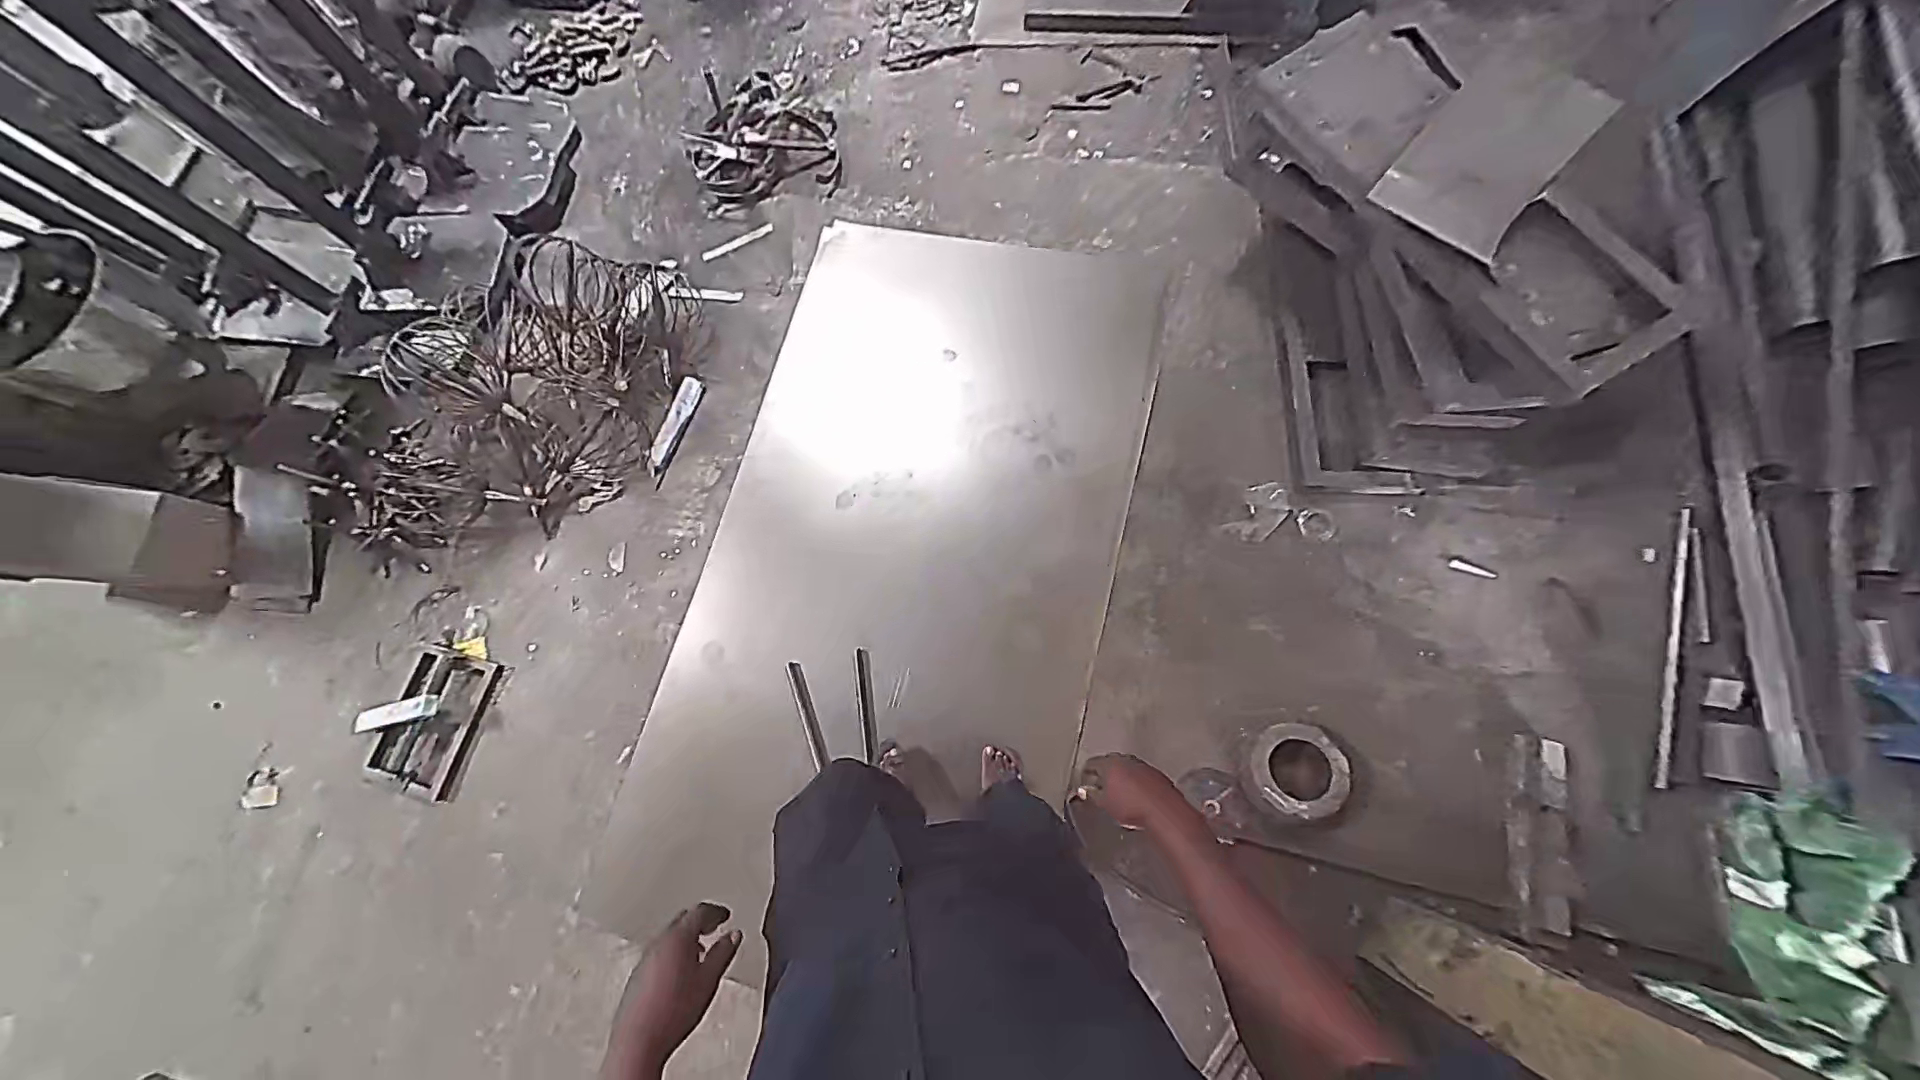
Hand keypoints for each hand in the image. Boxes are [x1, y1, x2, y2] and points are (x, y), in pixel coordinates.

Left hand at [603, 902, 742, 1079]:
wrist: (638, 1043)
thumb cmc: (673, 1011)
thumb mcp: (709, 978)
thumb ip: (723, 952)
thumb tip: (733, 936)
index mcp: (678, 937)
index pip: (700, 912)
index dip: (716, 911)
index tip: (724, 915)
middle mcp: (658, 944)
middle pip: (682, 920)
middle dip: (700, 921)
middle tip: (713, 925)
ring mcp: (644, 961)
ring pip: (669, 937)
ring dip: (686, 938)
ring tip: (700, 950)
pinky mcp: (636, 978)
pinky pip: (658, 954)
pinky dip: (672, 953)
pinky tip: (679, 971)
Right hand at [1075, 754, 1204, 837]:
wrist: (1162, 810)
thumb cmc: (1131, 805)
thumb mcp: (1104, 804)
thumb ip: (1092, 795)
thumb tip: (1087, 791)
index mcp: (1109, 763)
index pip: (1091, 763)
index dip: (1086, 774)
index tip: (1085, 781)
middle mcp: (1126, 759)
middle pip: (1110, 764)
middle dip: (1104, 775)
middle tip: (1101, 788)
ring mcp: (1142, 765)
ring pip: (1127, 769)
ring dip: (1122, 778)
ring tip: (1120, 795)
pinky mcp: (1156, 774)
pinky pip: (1141, 776)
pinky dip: (1136, 783)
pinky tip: (1136, 797)